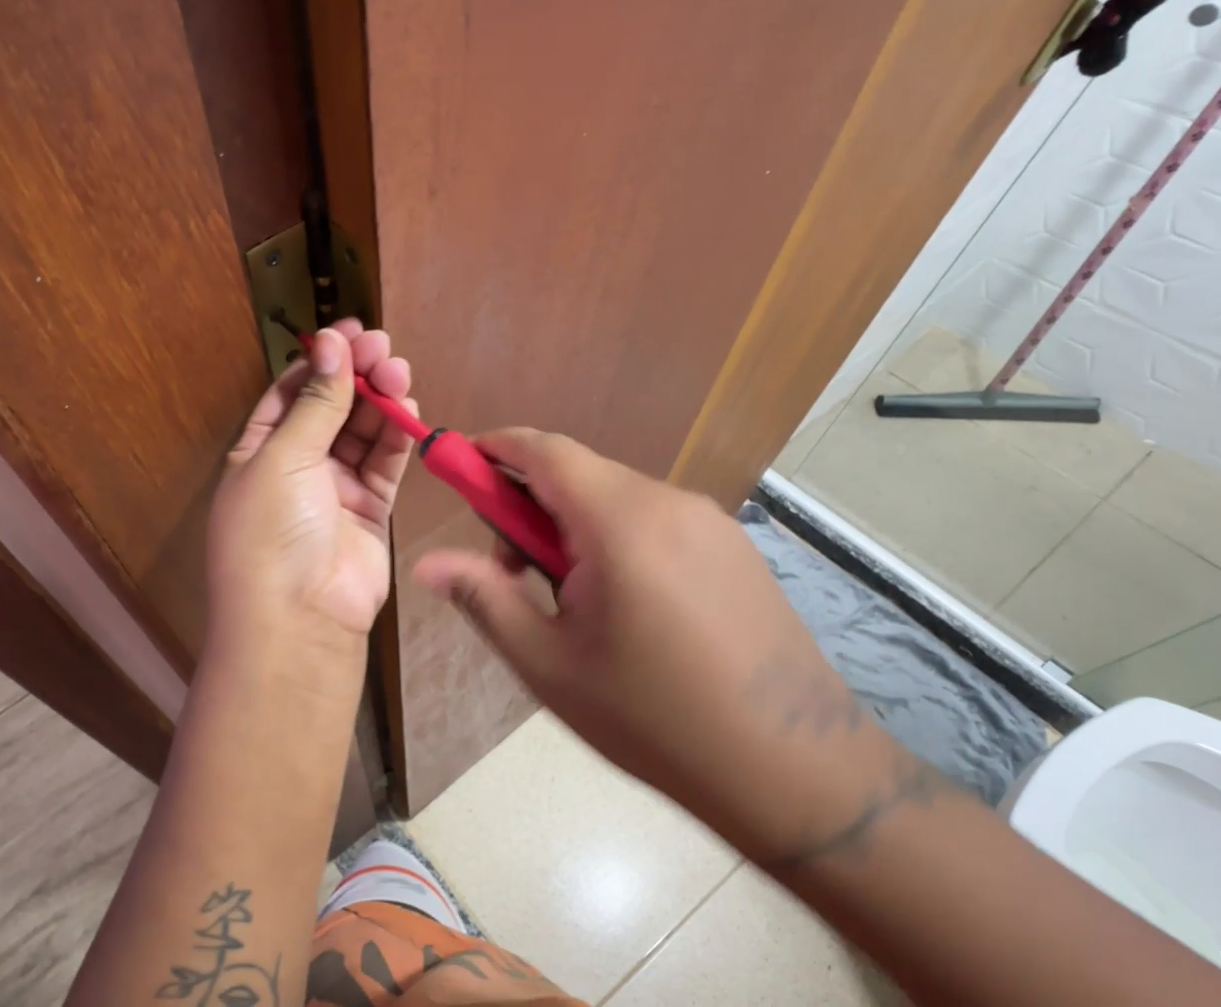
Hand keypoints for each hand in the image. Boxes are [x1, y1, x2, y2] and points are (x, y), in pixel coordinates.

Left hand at [209, 319, 415, 652]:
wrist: (298, 619)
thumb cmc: (271, 531)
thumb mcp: (282, 458)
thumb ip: (315, 402)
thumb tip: (329, 343)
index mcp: (258, 452)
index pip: (290, 393)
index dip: (319, 361)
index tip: (349, 330)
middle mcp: (295, 467)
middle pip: (330, 408)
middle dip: (355, 375)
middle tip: (382, 345)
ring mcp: (334, 490)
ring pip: (362, 433)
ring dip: (380, 400)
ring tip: (399, 370)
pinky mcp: (370, 511)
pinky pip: (385, 464)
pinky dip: (397, 436)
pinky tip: (410, 406)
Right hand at [413, 429, 893, 858]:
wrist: (793, 771)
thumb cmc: (651, 718)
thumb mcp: (549, 663)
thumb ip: (484, 598)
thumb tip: (427, 562)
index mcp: (621, 522)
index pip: (545, 450)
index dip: (495, 449)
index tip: (460, 468)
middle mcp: (671, 503)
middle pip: (581, 476)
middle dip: (531, 506)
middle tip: (511, 574)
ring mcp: (714, 525)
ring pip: (619, 501)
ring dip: (575, 529)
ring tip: (571, 605)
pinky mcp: (738, 551)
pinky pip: (658, 523)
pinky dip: (619, 542)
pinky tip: (627, 612)